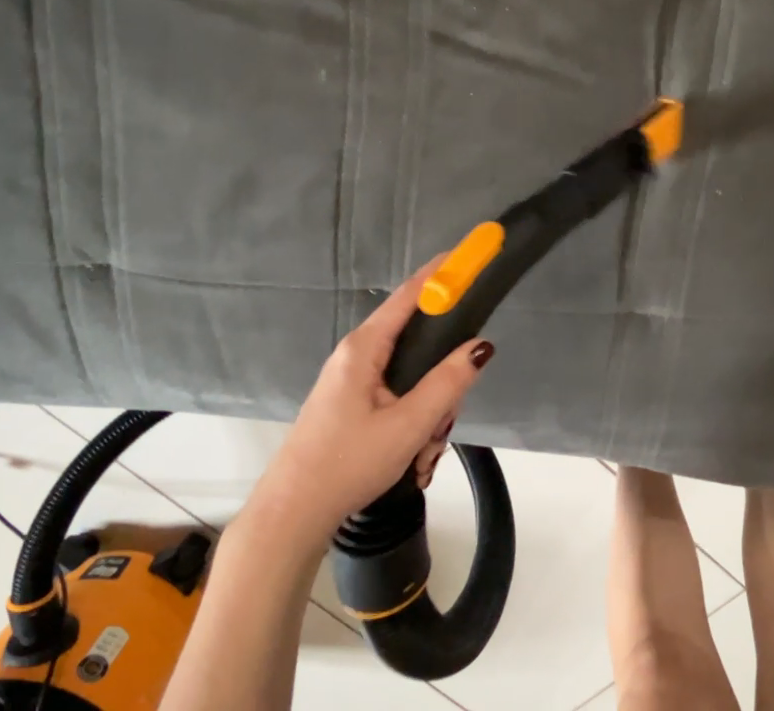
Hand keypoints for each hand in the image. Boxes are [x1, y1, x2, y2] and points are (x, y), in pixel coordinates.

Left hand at [245, 257, 493, 552]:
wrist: (292, 514)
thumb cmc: (347, 463)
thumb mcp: (408, 425)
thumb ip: (448, 383)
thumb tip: (481, 346)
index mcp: (365, 348)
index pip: (411, 294)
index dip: (443, 273)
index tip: (472, 257)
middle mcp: (357, 355)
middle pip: (420, 344)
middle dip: (442, 382)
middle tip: (444, 421)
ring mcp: (353, 381)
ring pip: (413, 379)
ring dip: (429, 413)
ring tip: (421, 454)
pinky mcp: (352, 405)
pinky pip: (398, 398)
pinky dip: (412, 424)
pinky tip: (411, 460)